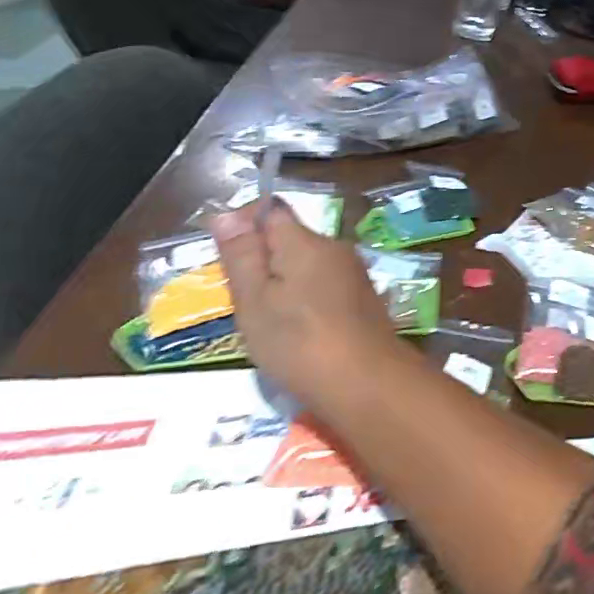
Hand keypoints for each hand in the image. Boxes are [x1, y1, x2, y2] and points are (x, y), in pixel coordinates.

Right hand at [209, 199, 395, 398]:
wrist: (367, 383)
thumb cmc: (299, 342)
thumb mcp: (255, 301)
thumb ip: (242, 256)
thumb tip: (226, 214)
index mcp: (307, 241)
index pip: (272, 211)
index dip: (244, 225)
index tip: (226, 258)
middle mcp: (336, 247)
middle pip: (291, 239)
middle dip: (263, 260)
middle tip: (240, 299)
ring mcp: (354, 273)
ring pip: (308, 265)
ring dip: (284, 283)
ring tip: (265, 321)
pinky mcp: (364, 299)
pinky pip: (325, 286)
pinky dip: (306, 300)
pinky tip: (297, 331)